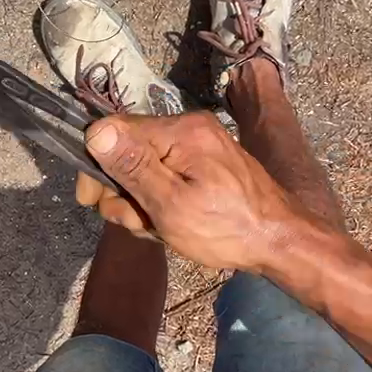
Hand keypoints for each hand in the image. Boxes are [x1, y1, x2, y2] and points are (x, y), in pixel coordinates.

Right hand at [73, 113, 321, 271]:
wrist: (279, 241)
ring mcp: (196, 146)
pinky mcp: (202, 164)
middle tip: (138, 223)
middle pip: (126, 151)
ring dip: (140, 203)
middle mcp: (188, 129)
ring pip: (142, 169)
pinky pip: (163, 176)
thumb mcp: (170, 203)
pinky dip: (158, 202)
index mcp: (180, 132)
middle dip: (122, 191)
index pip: (114, 131)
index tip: (91, 200)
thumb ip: (132, 166)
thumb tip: (95, 131)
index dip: (96, 166)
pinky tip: (169, 224)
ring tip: (160, 228)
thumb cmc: (225, 229)